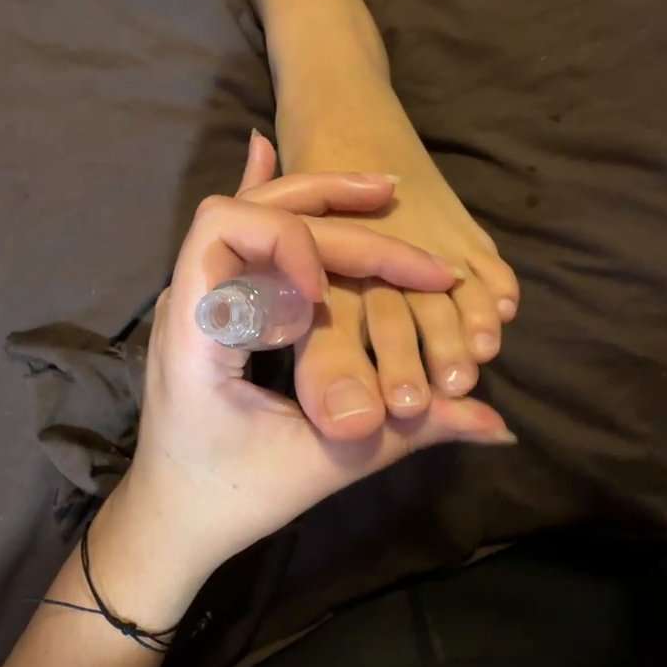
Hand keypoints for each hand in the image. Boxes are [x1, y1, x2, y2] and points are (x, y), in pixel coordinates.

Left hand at [110, 149, 516, 578]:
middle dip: (348, 231)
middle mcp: (190, 294)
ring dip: (319, 197)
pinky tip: (271, 152)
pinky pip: (238, 232)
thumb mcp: (322, 465)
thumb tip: (496, 421)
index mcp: (197, 329)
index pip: (224, 228)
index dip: (290, 243)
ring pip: (250, 210)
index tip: (331, 302)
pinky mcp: (216, 297)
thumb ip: (407, 433)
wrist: (170, 514)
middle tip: (427, 265)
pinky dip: (268, 201)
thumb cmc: (230, 496)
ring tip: (386, 191)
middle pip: (258, 212)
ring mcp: (199, 290)